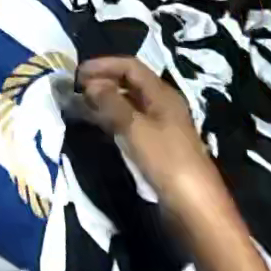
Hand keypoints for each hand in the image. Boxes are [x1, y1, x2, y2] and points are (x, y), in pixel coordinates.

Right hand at [76, 56, 222, 201]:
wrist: (194, 206)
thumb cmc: (165, 160)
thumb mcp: (134, 127)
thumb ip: (110, 102)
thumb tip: (90, 84)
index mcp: (162, 94)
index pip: (130, 66)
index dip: (103, 64)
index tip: (77, 73)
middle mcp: (162, 105)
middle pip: (129, 82)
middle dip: (102, 81)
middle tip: (76, 89)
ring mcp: (160, 126)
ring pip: (128, 103)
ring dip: (104, 100)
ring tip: (80, 105)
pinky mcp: (155, 145)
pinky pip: (129, 122)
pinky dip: (111, 118)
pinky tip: (97, 124)